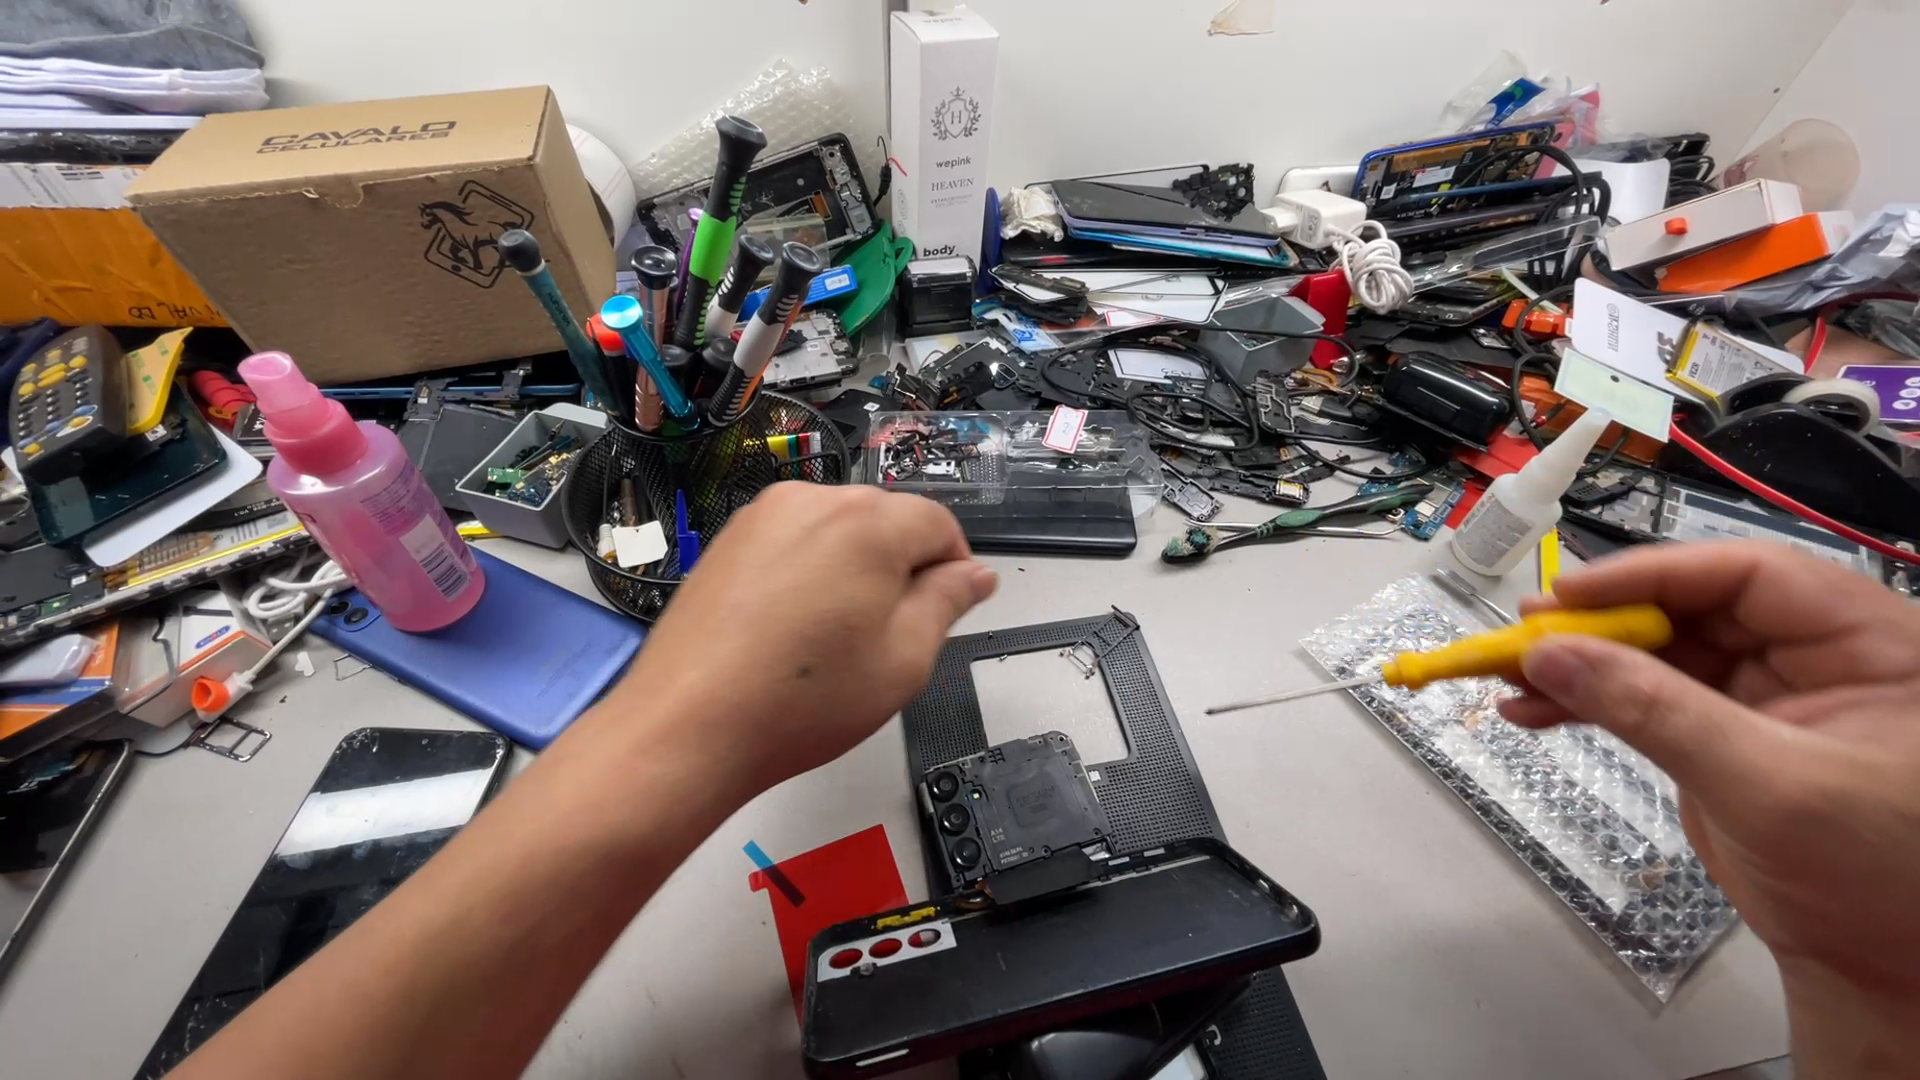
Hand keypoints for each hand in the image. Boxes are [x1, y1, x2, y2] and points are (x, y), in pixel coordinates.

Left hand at [607, 483, 996, 795]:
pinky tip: (796, 624)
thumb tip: (974, 574)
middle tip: (889, 634)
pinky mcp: (732, 538)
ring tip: (836, 634)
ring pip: (840, 529)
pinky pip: (796, 540)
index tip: (944, 610)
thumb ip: (948, 601)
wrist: (687, 726)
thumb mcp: (905, 658)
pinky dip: (812, 570)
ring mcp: (765, 515)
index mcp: (868, 522)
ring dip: (856, 567)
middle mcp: (815, 501)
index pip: (939, 524)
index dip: (952, 568)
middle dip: (902, 567)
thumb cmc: (802, 701)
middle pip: (888, 520)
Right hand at [1498, 542, 1919, 1065]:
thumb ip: (1654, 710)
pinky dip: (1578, 702)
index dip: (1653, 574)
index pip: (1751, 576)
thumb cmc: (1880, 878)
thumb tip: (1544, 654)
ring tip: (1505, 674)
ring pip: (1646, 653)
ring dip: (1573, 664)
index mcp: (1871, 649)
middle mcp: (1812, 659)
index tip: (1567, 594)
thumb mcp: (1768, 784)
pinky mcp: (1711, 732)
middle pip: (1684, 610)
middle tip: (1523, 632)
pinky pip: (1633, 697)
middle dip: (1596, 623)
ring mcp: (1757, 697)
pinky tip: (1529, 711)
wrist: (1886, 972)